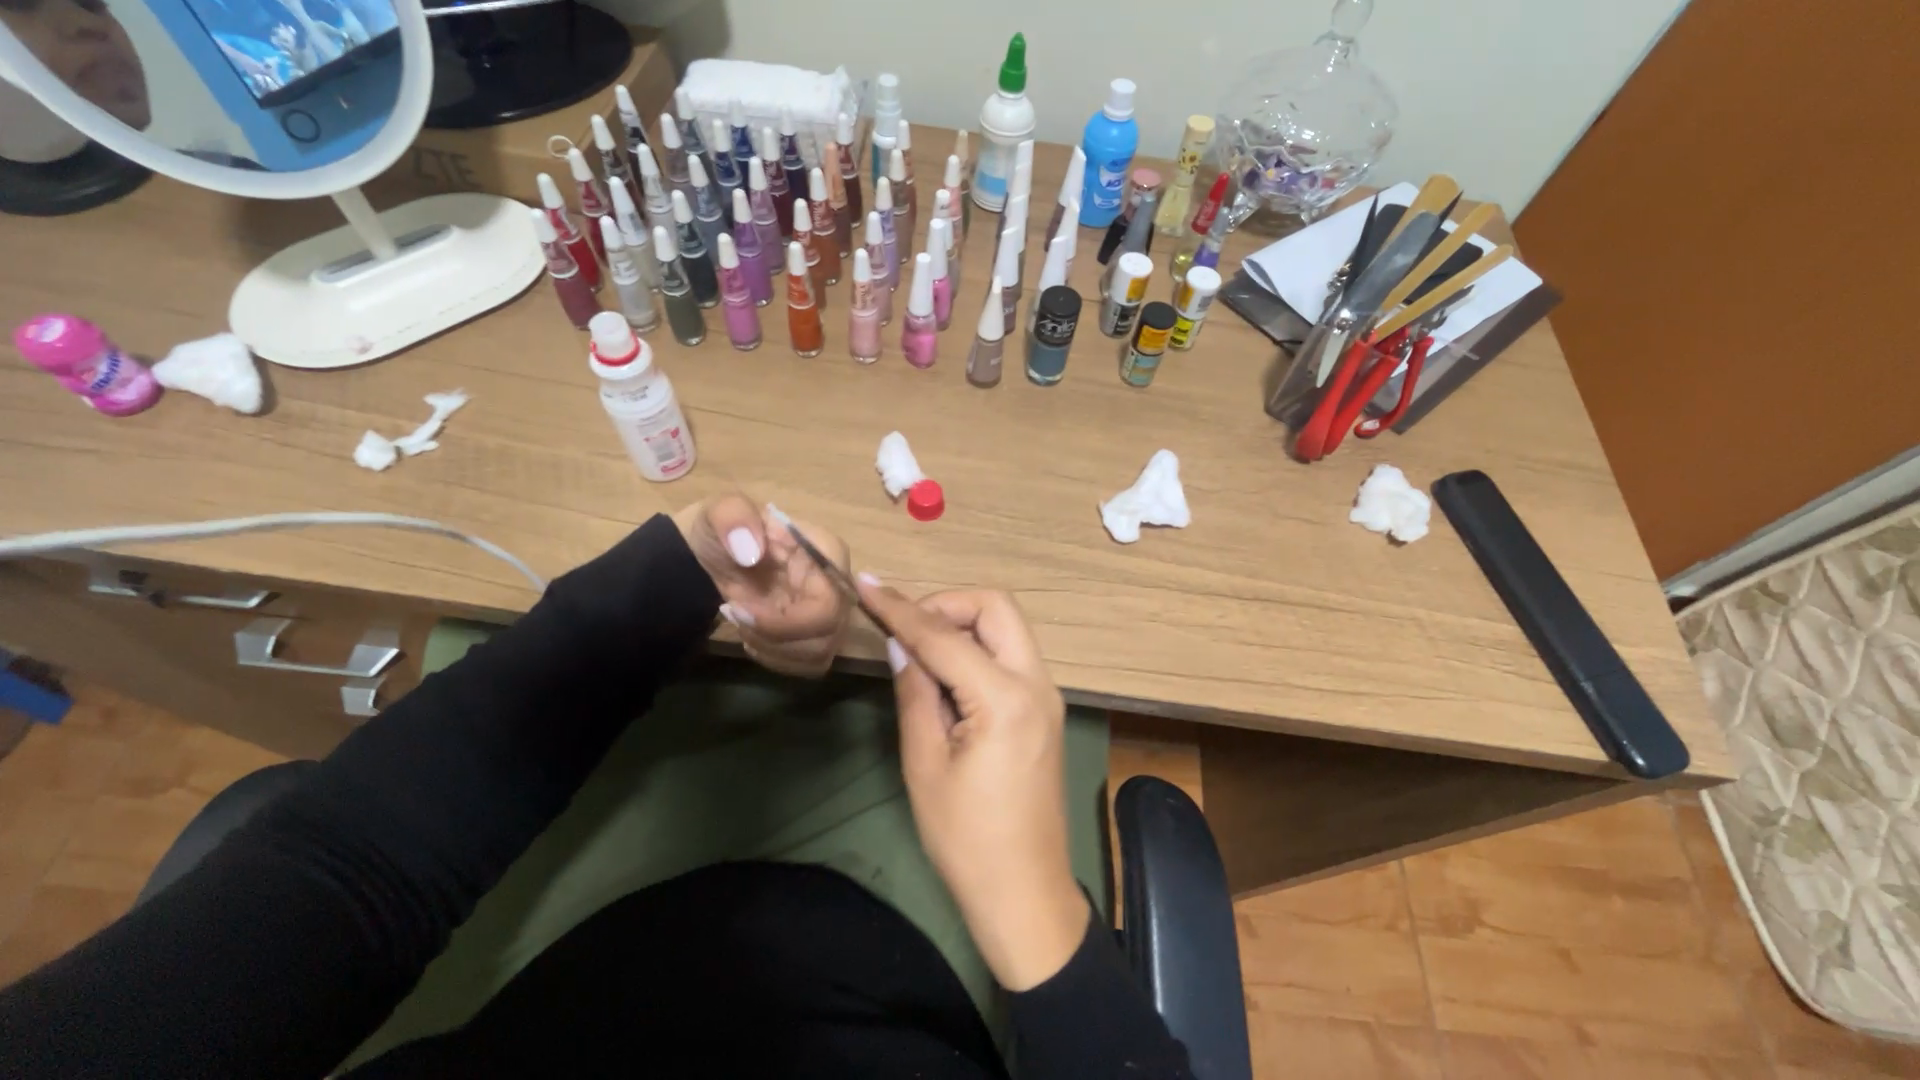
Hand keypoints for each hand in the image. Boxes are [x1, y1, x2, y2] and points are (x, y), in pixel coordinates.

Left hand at [674, 496, 850, 676]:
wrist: (712, 553)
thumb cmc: (724, 530)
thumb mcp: (721, 510)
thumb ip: (735, 517)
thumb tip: (753, 552)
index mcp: (825, 550)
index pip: (830, 600)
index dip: (788, 619)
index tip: (740, 609)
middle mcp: (838, 582)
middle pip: (828, 631)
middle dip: (775, 636)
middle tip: (735, 614)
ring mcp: (832, 610)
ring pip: (821, 652)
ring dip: (774, 649)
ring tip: (742, 624)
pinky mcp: (819, 633)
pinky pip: (811, 663)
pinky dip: (777, 660)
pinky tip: (754, 638)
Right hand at [856, 579, 1088, 991]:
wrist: (1024, 891)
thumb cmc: (966, 838)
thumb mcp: (925, 763)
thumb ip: (915, 692)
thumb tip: (899, 644)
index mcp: (1005, 700)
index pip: (945, 635)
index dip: (900, 608)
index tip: (866, 585)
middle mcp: (1037, 685)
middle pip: (996, 608)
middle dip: (946, 604)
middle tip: (903, 626)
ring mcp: (1047, 696)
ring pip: (1007, 628)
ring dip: (963, 624)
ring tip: (917, 649)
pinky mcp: (1045, 711)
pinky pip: (1011, 656)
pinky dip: (978, 648)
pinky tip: (945, 672)